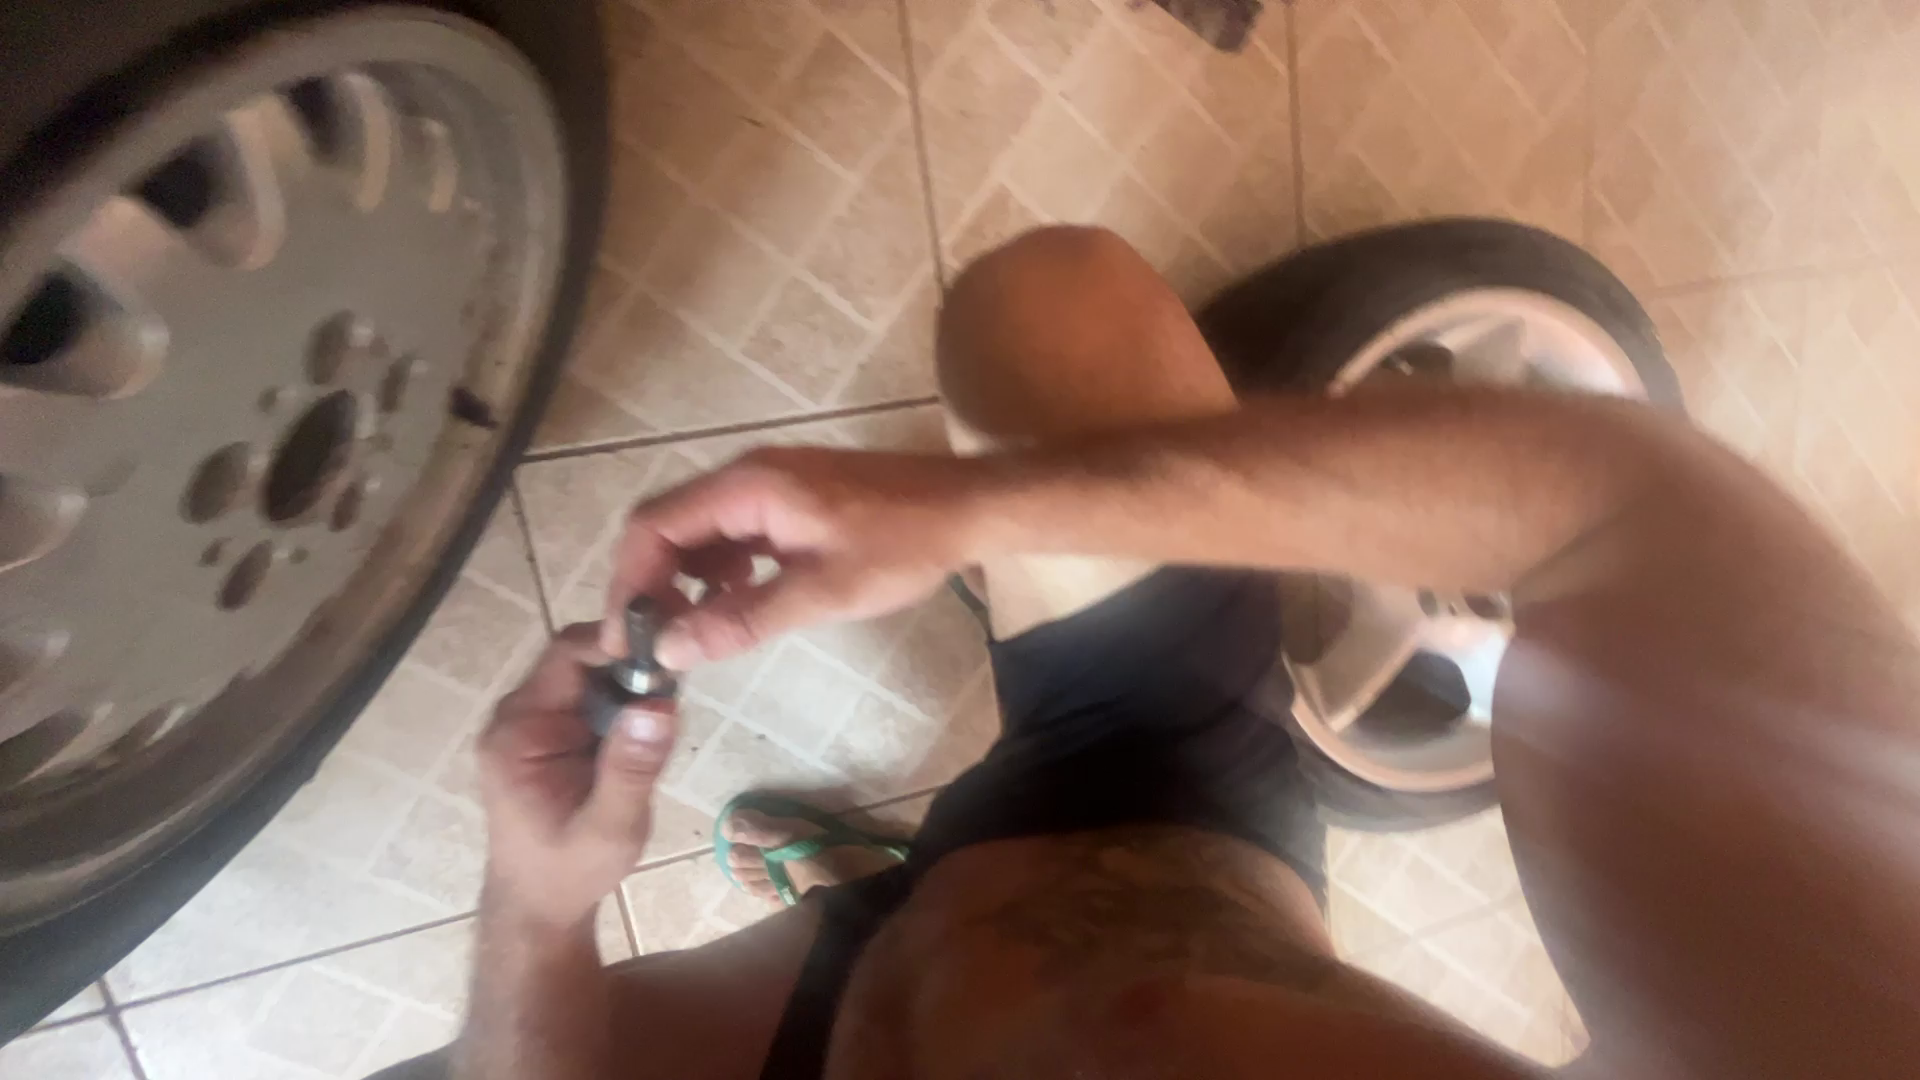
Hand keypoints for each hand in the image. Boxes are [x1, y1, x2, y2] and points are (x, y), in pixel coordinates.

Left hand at [475, 624, 678, 930]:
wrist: (540, 908)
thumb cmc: (569, 873)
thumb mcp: (609, 829)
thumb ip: (631, 769)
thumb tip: (661, 703)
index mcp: (518, 731)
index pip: (569, 653)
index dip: (619, 640)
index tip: (671, 649)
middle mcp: (521, 714)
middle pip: (583, 654)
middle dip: (634, 660)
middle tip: (680, 680)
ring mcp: (539, 720)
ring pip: (595, 670)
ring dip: (637, 678)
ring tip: (671, 704)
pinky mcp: (559, 730)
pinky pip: (599, 692)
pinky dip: (632, 697)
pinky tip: (655, 721)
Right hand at [606, 446, 985, 666]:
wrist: (967, 508)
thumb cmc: (901, 546)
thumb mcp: (822, 591)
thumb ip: (743, 617)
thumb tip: (671, 648)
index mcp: (748, 487)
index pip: (655, 526)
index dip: (629, 583)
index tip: (624, 639)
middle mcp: (750, 474)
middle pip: (673, 524)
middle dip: (655, 583)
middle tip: (658, 642)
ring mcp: (773, 481)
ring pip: (705, 528)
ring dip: (691, 576)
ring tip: (698, 628)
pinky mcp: (795, 496)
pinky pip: (739, 529)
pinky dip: (726, 565)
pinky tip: (741, 596)